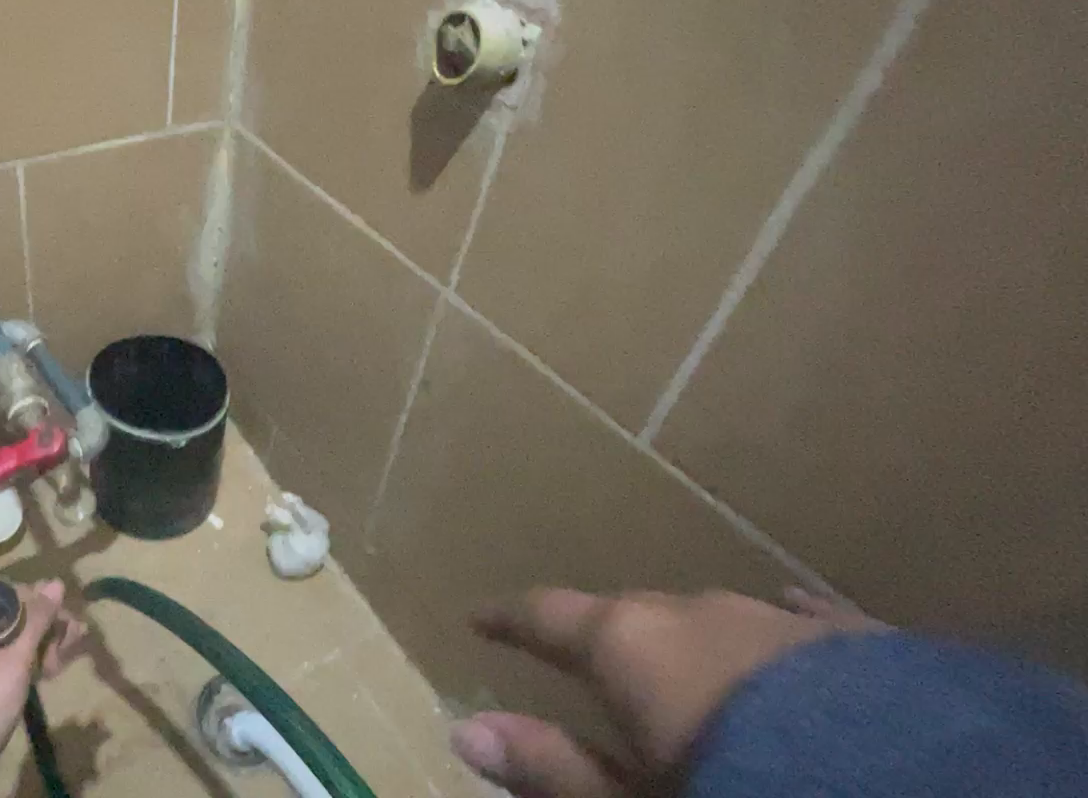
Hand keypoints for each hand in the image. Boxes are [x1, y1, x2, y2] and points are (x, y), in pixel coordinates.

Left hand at [0, 578, 87, 756]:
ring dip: (46, 643)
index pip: (14, 594)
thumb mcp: (14, 657)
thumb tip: (56, 582)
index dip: (42, 602)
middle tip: (75, 637)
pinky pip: (16, 659)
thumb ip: (37, 619)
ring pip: (20, 639)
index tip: (64, 617)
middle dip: (49, 624)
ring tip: (65, 658)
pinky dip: (35, 661)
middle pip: (20, 616)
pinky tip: (52, 669)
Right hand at [450, 587, 882, 796]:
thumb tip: (464, 732)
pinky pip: (797, 623)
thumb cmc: (746, 794)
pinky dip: (770, 634)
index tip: (480, 618)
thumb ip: (552, 767)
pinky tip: (782, 616)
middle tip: (588, 663)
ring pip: (706, 620)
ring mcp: (773, 621)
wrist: (929, 797)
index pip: (545, 615)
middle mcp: (689, 614)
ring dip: (683, 642)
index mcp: (627, 645)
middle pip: (626, 616)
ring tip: (680, 668)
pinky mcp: (855, 641)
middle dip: (602, 637)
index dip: (508, 619)